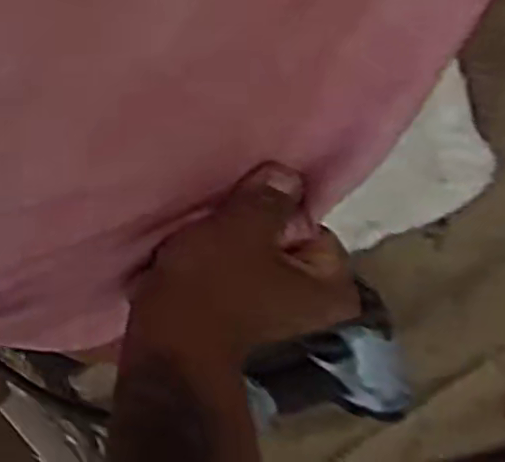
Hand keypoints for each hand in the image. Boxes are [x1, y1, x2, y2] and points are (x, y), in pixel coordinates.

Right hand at [130, 163, 360, 368]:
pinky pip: (235, 268)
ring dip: (226, 238)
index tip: (235, 211)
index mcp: (333, 286)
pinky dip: (215, 256)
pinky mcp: (242, 308)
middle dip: (246, 224)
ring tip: (198, 232)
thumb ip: (266, 200)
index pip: (310, 226)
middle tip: (213, 218)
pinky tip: (192, 251)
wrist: (172, 331)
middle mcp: (316, 301)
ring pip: (253, 252)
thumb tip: (287, 173)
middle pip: (280, 237)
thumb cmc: (214, 281)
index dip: (271, 210)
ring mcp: (277, 307)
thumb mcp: (239, 229)